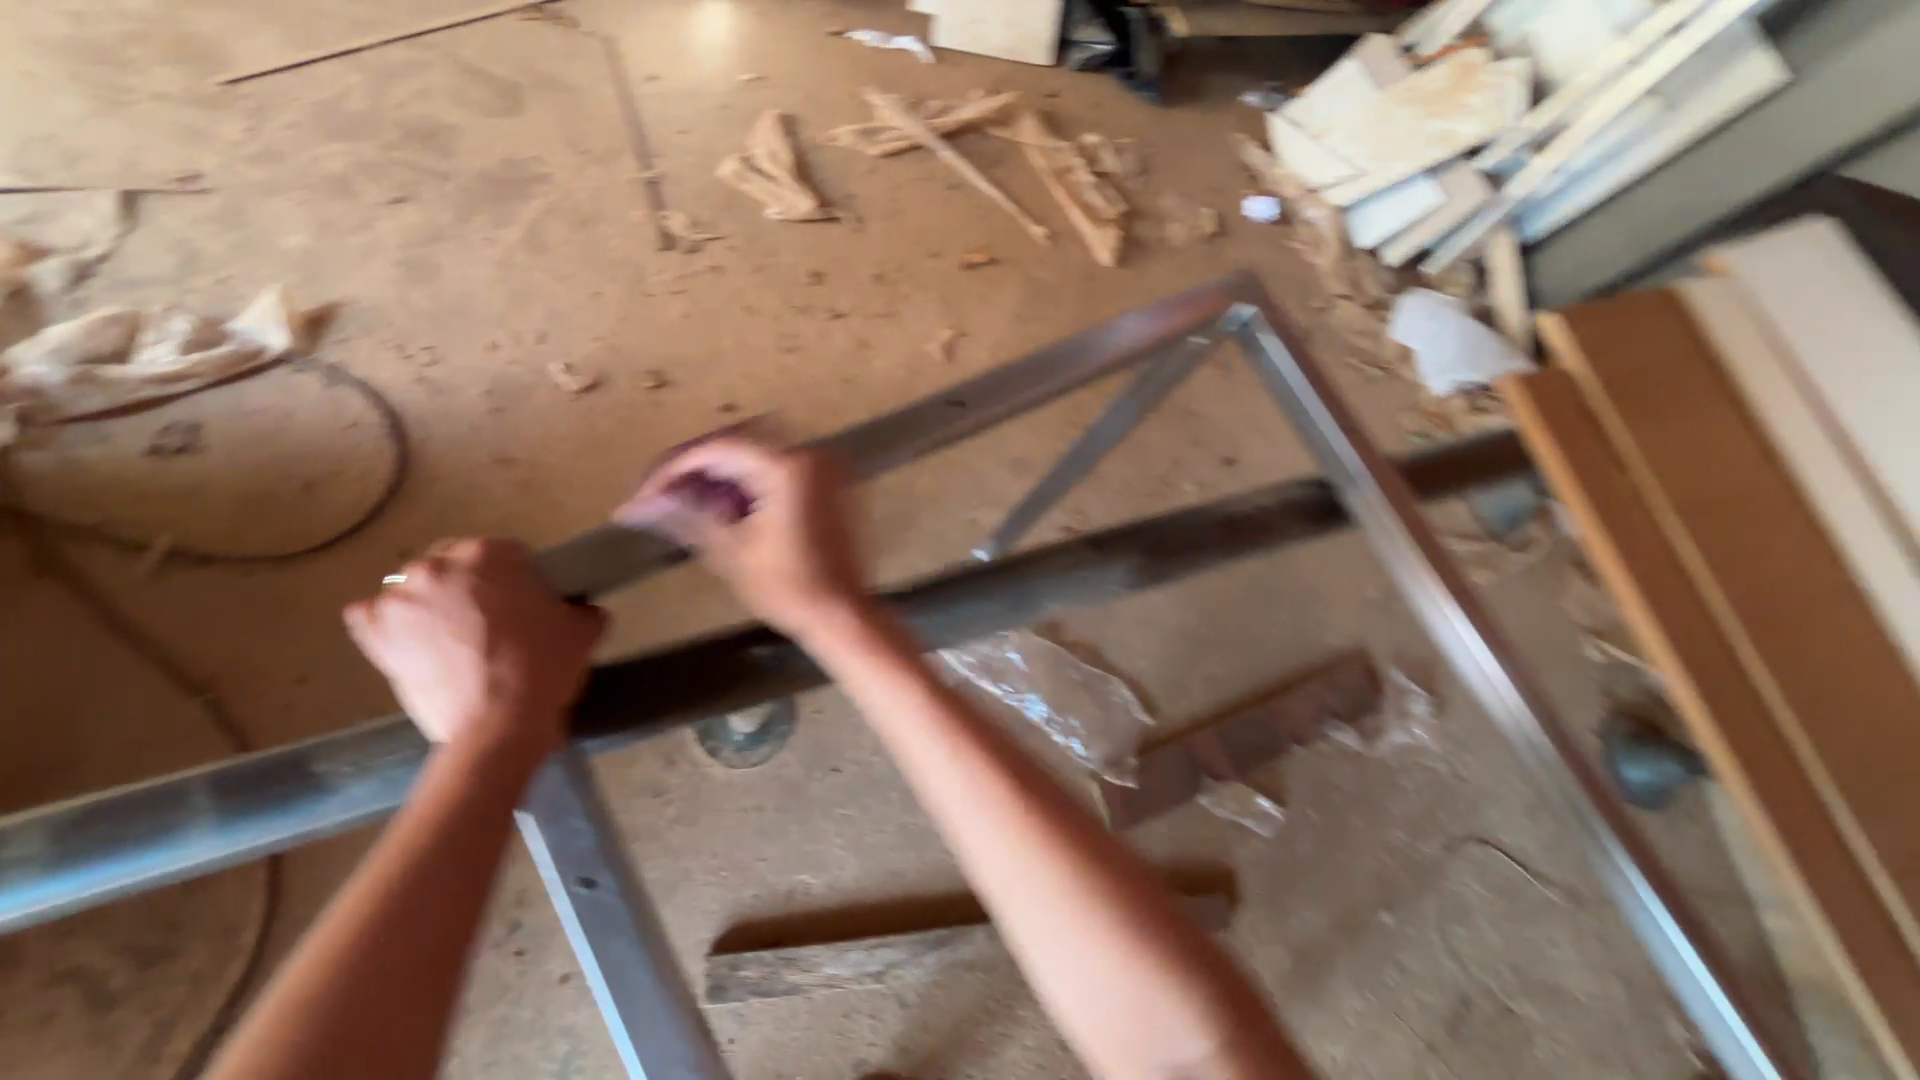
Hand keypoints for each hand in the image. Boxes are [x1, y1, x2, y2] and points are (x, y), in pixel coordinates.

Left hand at [344, 538, 607, 759]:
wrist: (499, 724)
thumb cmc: (545, 669)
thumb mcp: (584, 632)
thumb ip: (582, 609)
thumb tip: (582, 609)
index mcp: (492, 554)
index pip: (507, 554)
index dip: (519, 578)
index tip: (527, 603)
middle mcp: (439, 565)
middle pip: (455, 564)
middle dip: (470, 585)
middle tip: (491, 621)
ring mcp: (400, 598)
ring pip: (413, 587)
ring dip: (429, 603)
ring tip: (451, 637)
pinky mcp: (375, 633)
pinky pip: (370, 615)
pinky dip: (386, 622)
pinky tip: (408, 639)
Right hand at [617, 436, 866, 637]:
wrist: (841, 614)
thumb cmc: (787, 588)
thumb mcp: (729, 550)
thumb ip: (686, 515)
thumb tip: (638, 505)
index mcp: (786, 466)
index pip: (715, 449)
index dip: (672, 471)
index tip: (643, 497)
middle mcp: (808, 455)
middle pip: (734, 445)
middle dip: (692, 469)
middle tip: (659, 496)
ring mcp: (823, 468)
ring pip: (756, 456)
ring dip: (718, 476)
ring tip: (686, 506)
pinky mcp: (829, 485)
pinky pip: (779, 470)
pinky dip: (748, 483)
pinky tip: (723, 509)